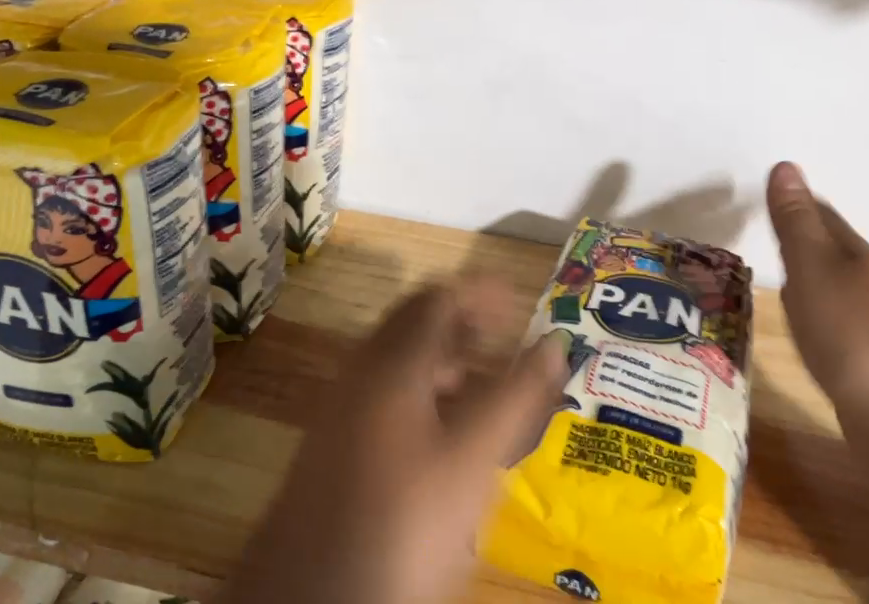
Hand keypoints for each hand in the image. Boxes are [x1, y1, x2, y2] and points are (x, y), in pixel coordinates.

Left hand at [219, 281, 567, 603]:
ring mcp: (340, 408)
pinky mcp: (332, 445)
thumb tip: (553, 344)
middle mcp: (359, 372)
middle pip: (416, 327)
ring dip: (447, 367)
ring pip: (400, 365)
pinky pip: (384, 395)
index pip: (439, 298)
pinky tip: (446, 440)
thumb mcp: (472, 458)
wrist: (315, 594)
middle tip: (508, 352)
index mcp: (391, 363)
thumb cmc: (404, 519)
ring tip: (488, 397)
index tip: (521, 306)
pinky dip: (423, 397)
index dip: (482, 294)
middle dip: (467, 331)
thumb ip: (515, 395)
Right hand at [767, 162, 868, 602]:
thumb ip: (797, 223)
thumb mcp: (814, 271)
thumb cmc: (853, 337)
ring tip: (770, 273)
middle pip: (829, 250)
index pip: (820, 214)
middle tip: (759, 227)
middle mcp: (867, 284)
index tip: (761, 193)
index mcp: (854, 256)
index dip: (793, 202)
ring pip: (831, 287)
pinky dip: (811, 314)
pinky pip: (832, 323)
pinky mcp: (868, 362)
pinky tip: (798, 328)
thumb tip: (786, 165)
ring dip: (805, 276)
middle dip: (799, 236)